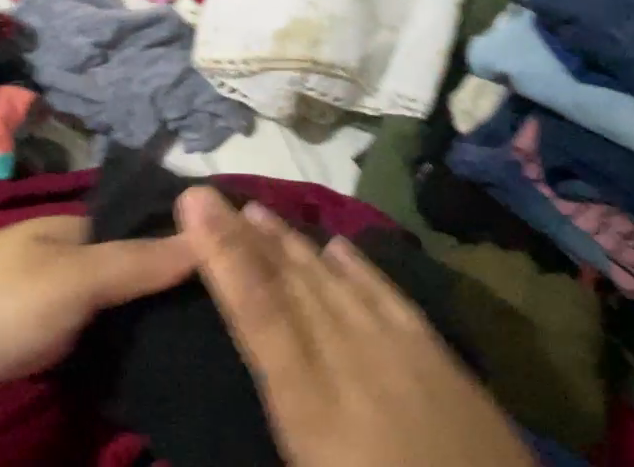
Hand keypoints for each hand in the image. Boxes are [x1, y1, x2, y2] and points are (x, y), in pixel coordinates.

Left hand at [0, 215, 196, 466]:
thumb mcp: (74, 277)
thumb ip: (137, 261)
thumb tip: (206, 232)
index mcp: (72, 228)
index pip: (142, 234)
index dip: (182, 252)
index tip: (232, 279)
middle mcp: (60, 259)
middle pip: (126, 277)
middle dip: (163, 299)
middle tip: (221, 329)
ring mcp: (42, 304)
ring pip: (105, 316)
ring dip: (137, 333)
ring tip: (195, 354)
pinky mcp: (27, 346)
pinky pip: (81, 347)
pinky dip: (107, 358)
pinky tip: (142, 375)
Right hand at [175, 187, 536, 466]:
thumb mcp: (313, 461)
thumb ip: (288, 418)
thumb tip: (261, 363)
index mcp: (311, 409)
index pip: (258, 315)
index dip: (223, 256)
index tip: (195, 205)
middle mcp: (350, 364)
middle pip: (290, 287)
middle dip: (246, 237)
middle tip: (212, 193)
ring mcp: (399, 353)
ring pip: (333, 283)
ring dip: (292, 244)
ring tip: (258, 211)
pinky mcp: (438, 356)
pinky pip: (388, 296)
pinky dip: (359, 268)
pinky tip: (337, 247)